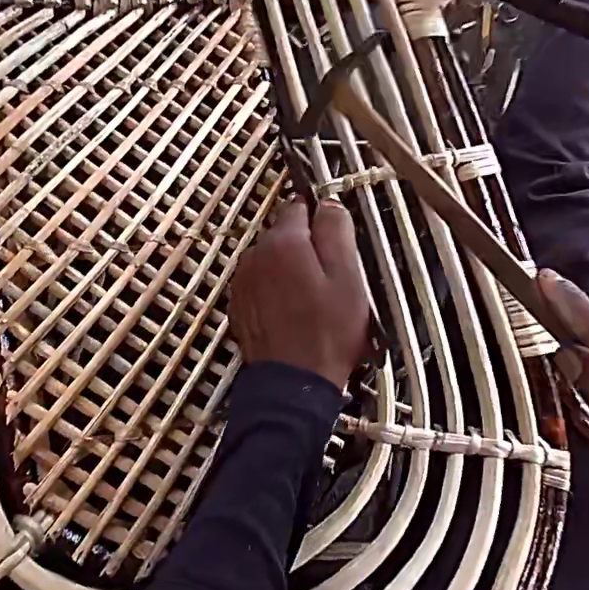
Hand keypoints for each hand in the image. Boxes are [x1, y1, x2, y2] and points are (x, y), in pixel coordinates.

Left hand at [229, 199, 371, 389]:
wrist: (293, 385)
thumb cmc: (326, 334)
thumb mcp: (348, 277)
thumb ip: (337, 231)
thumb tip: (330, 204)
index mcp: (284, 242)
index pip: (301, 205)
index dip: (322, 218)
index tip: (337, 237)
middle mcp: (256, 256)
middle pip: (286, 232)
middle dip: (309, 245)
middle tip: (333, 275)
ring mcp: (244, 281)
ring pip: (274, 258)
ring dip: (292, 268)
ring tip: (316, 297)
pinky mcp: (240, 305)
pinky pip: (262, 283)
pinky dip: (278, 289)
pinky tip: (296, 310)